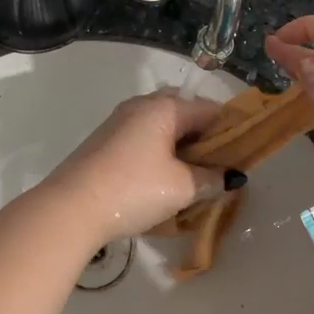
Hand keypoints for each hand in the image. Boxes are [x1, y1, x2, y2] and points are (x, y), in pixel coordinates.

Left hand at [37, 92, 226, 248]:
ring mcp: (119, 122)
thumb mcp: (181, 188)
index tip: (243, 155)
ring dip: (180, 148)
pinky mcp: (104, 142)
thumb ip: (211, 179)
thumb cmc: (133, 190)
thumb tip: (230, 176)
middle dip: (203, 139)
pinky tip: (160, 181)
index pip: (210, 109)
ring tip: (191, 178)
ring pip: (162, 128)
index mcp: (165, 107)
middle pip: (184, 114)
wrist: (70, 208)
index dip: (230, 130)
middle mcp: (142, 105)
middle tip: (218, 168)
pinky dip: (158, 154)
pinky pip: (143, 139)